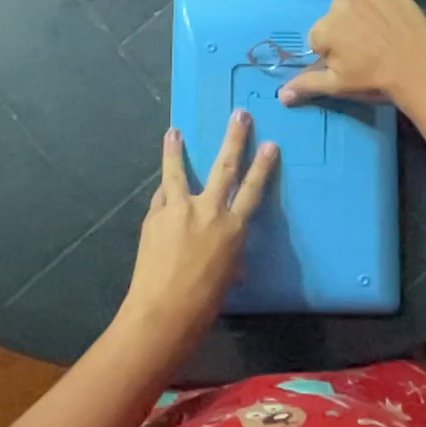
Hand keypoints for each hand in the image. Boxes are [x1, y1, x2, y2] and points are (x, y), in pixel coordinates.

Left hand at [117, 111, 276, 344]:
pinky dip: (164, 193)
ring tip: (174, 132)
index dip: (262, 166)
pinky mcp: (155, 216)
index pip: (253, 189)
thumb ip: (229, 254)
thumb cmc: (204, 303)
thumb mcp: (228, 276)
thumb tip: (227, 252)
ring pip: (178, 172)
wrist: (164, 312)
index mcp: (233, 228)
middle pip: (224, 167)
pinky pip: (162, 198)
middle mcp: (209, 211)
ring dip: (175, 150)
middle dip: (234, 139)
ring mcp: (179, 210)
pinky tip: (162, 189)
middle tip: (239, 114)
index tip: (270, 144)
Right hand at [279, 0, 425, 105]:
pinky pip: (380, 3)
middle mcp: (341, 5)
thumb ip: (306, 84)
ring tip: (382, 43)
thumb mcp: (336, 86)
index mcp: (324, 27)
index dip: (333, 55)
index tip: (350, 66)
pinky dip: (384, 14)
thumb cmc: (372, 80)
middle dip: (346, 35)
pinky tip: (395, 31)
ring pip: (358, 10)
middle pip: (337, 21)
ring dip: (364, 22)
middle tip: (366, 56)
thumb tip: (281, 95)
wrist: (418, 71)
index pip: (319, 40)